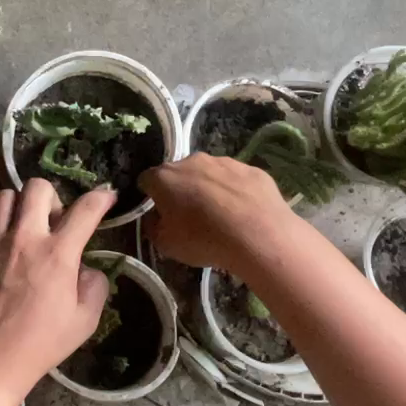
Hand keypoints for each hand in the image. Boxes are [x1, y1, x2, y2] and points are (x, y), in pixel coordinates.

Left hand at [0, 178, 116, 402]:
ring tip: (22, 228)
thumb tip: (85, 267)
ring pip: (4, 196)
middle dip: (52, 198)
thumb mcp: (85, 320)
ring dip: (18, 207)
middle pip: (37, 187)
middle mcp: (24, 237)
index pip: (85, 210)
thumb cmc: (41, 343)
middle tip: (53, 222)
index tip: (107, 196)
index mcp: (57, 254)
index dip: (101, 198)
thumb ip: (94, 286)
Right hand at [140, 153, 299, 271]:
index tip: (159, 214)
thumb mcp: (165, 244)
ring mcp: (224, 162)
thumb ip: (153, 226)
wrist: (259, 236)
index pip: (146, 181)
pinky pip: (236, 180)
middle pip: (179, 174)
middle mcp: (192, 161)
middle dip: (180, 191)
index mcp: (164, 177)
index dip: (150, 197)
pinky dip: (235, 192)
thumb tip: (155, 217)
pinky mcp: (251, 169)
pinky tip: (243, 213)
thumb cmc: (204, 240)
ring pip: (209, 173)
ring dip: (209, 189)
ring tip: (221, 217)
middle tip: (190, 217)